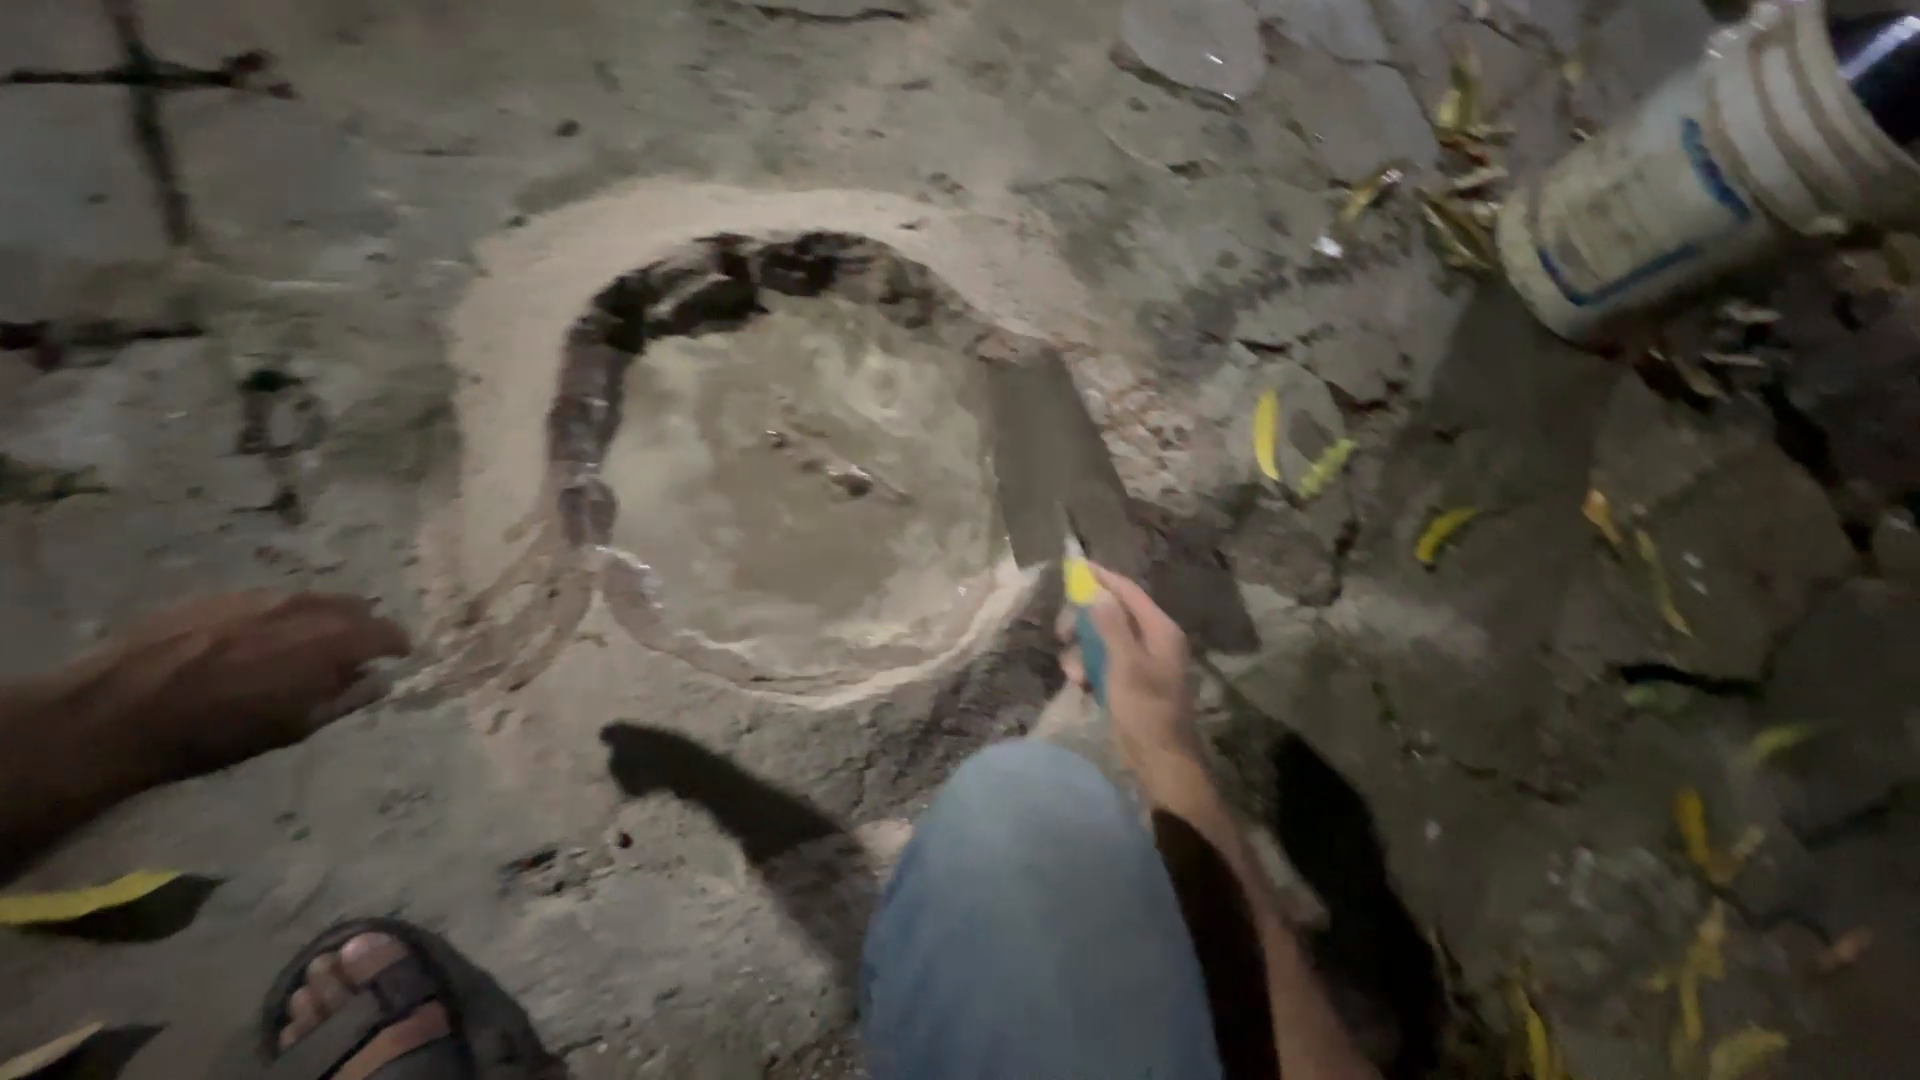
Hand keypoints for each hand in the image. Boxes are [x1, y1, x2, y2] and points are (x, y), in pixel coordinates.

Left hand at [53, 591, 411, 782]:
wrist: (115, 713)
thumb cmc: (215, 732)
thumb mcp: (293, 727)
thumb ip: (345, 699)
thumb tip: (380, 680)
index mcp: (329, 642)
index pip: (384, 631)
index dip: (397, 642)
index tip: (401, 654)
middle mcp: (301, 609)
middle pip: (352, 606)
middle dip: (364, 624)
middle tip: (360, 647)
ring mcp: (258, 597)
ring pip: (311, 598)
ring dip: (324, 615)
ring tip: (313, 639)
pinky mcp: (218, 596)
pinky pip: (270, 599)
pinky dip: (283, 614)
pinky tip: (264, 636)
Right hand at [1059, 564, 1203, 780]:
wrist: (1160, 759)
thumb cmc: (1146, 709)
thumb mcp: (1125, 665)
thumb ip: (1111, 625)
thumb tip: (1097, 591)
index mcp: (1160, 630)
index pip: (1128, 591)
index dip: (1101, 578)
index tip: (1074, 567)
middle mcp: (1153, 639)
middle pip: (1112, 613)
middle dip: (1084, 621)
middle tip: (1062, 632)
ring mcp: (1142, 660)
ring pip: (1102, 639)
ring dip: (1083, 651)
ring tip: (1073, 674)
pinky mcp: (1130, 680)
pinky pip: (1103, 661)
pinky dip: (1089, 667)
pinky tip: (1081, 684)